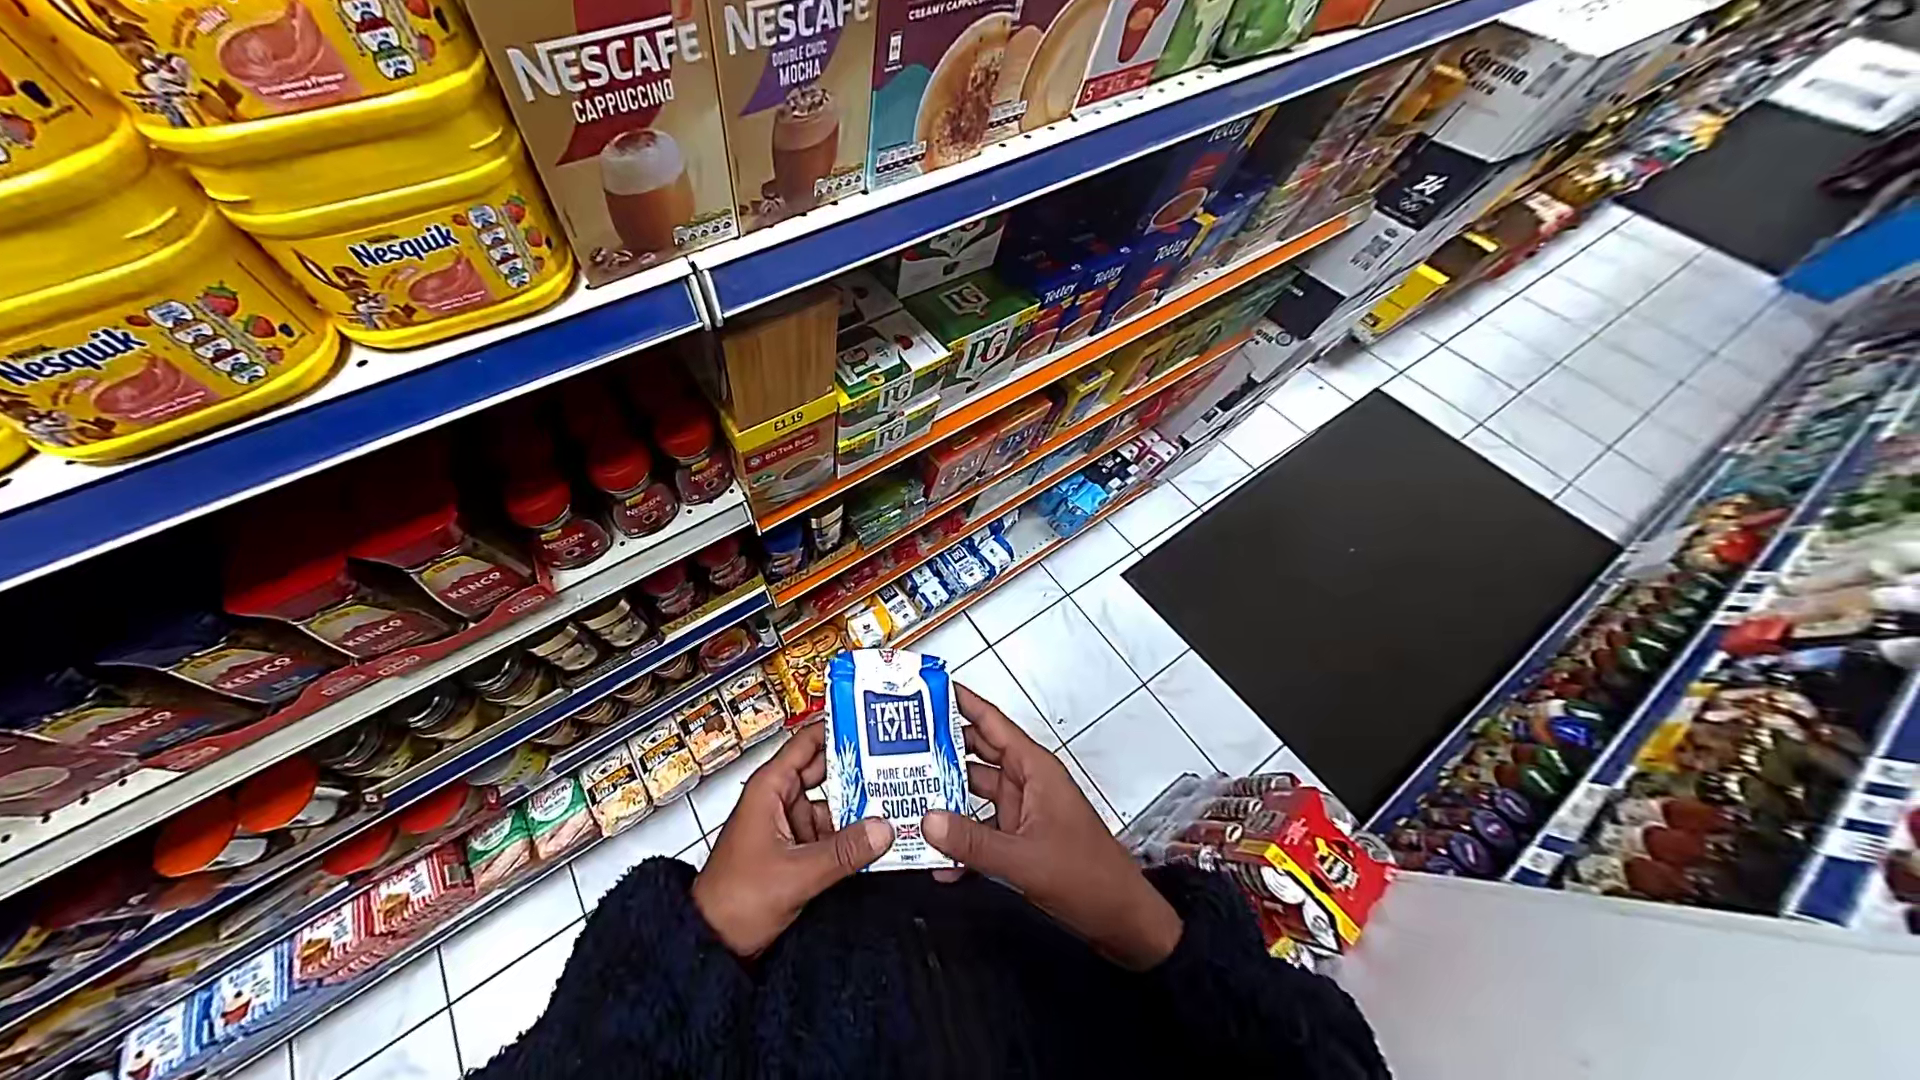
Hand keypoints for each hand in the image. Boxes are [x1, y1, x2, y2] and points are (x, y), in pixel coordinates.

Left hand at [692, 725, 893, 956]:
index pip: (808, 742)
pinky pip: (833, 831)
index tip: (870, 722)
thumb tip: (883, 829)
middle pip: (827, 771)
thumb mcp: (795, 873)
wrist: (712, 946)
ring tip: (897, 799)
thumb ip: (842, 851)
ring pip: (834, 803)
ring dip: (862, 805)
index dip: (838, 728)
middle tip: (896, 761)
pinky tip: (879, 835)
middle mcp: (781, 800)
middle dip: (860, 767)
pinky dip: (854, 833)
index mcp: (770, 788)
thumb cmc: (732, 901)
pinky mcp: (799, 849)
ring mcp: (791, 824)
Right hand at [923, 686, 1182, 970]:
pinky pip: (980, 829)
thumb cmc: (1090, 877)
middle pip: (977, 754)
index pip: (992, 723)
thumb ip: (973, 841)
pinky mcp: (1019, 838)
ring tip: (908, 798)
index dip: (962, 703)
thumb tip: (928, 822)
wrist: (1121, 920)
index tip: (931, 689)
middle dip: (941, 750)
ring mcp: (1022, 810)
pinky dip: (960, 840)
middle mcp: (1026, 782)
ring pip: (974, 793)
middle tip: (902, 746)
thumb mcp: (1024, 858)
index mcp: (1035, 769)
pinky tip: (938, 859)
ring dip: (946, 799)